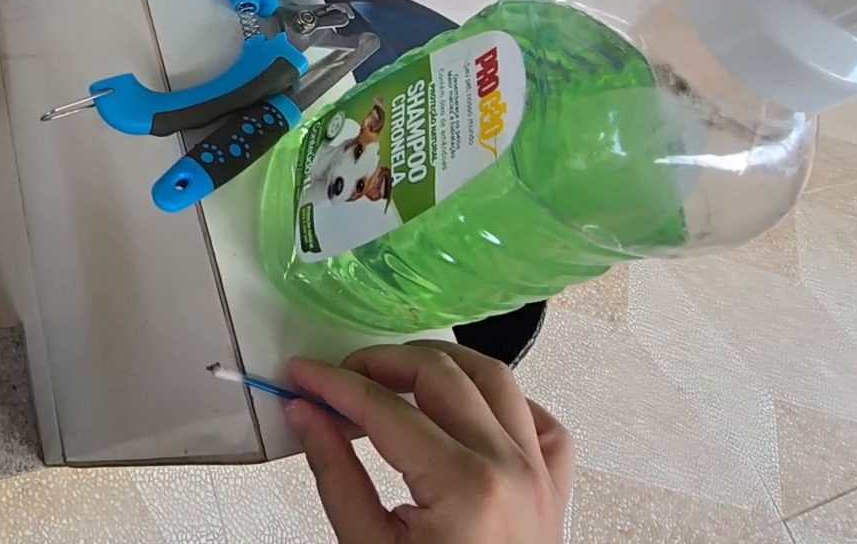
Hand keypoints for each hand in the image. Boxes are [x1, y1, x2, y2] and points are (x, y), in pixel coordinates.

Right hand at [286, 342, 573, 542]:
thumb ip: (335, 473)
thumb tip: (304, 411)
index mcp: (462, 486)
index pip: (381, 406)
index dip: (332, 382)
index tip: (301, 372)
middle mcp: (508, 468)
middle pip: (438, 373)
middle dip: (379, 362)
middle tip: (340, 377)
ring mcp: (539, 477)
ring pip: (494, 378)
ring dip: (441, 363)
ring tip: (398, 374)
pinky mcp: (556, 493)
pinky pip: (542, 424)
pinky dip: (505, 403)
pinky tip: (468, 409)